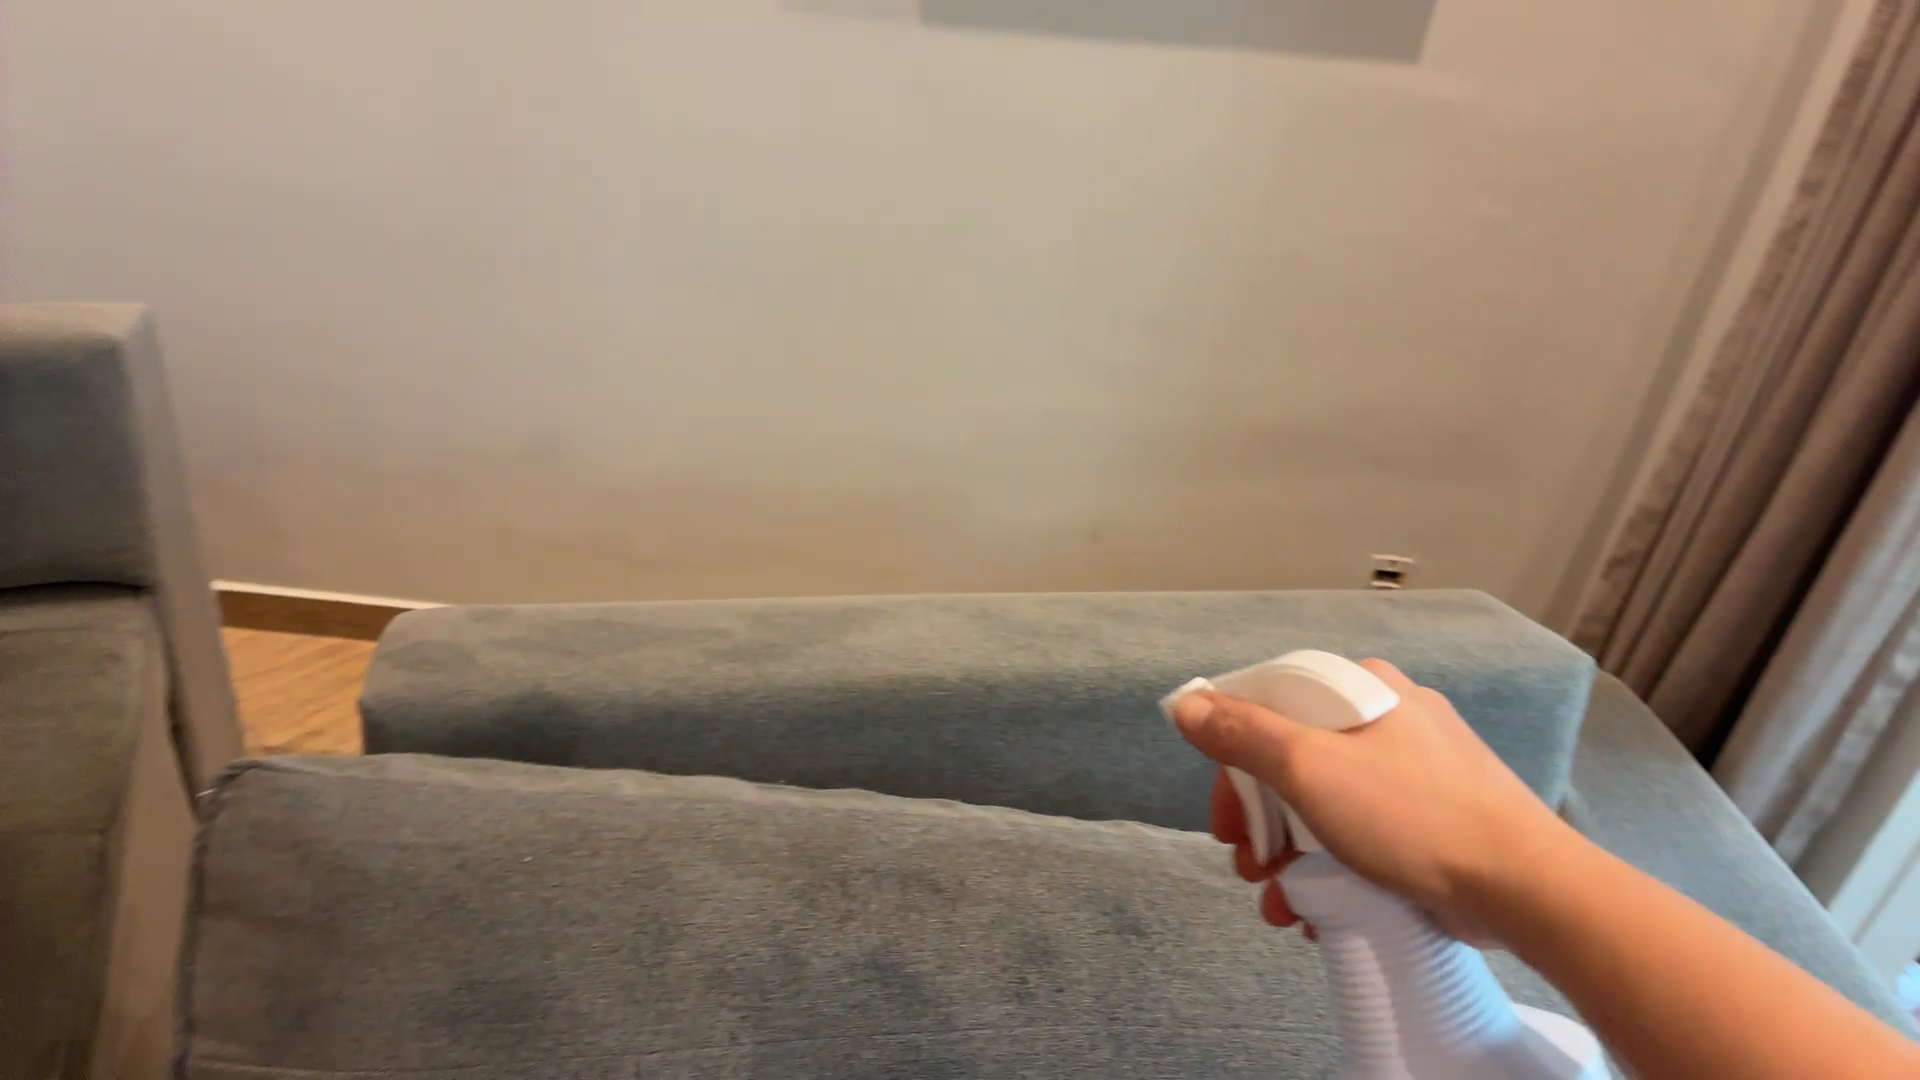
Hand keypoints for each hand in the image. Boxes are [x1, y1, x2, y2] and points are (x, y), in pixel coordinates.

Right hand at [1171, 659, 1579, 944]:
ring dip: (1288, 852)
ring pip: (1323, 798)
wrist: (1532, 892)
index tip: (1224, 817)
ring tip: (1277, 903)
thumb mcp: (1309, 768)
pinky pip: (1360, 825)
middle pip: (1291, 757)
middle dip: (1259, 821)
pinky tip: (1317, 906)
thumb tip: (1184, 703)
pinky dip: (1330, 861)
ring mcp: (1413, 765)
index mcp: (1358, 687)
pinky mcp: (1432, 812)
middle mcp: (1383, 715)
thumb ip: (1241, 733)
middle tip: (1247, 867)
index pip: (1266, 704)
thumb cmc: (1410, 815)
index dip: (1229, 759)